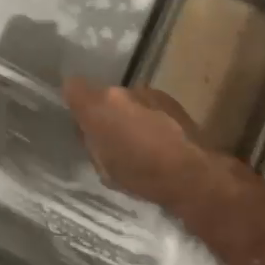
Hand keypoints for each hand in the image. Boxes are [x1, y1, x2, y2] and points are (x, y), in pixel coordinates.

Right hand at [63, 78, 241, 211]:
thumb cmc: (141, 177)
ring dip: (130, 114)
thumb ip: (91, 142)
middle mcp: (121, 92)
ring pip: (128, 100)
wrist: (192, 174)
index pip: (73, 87)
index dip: (74, 101)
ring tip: (140, 140)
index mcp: (98, 107)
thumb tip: (88, 131)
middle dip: (106, 112)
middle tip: (112, 137)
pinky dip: (149, 116)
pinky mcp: (170, 98)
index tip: (79, 118)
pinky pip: (149, 104)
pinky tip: (160, 138)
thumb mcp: (104, 169)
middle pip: (104, 96)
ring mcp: (148, 92)